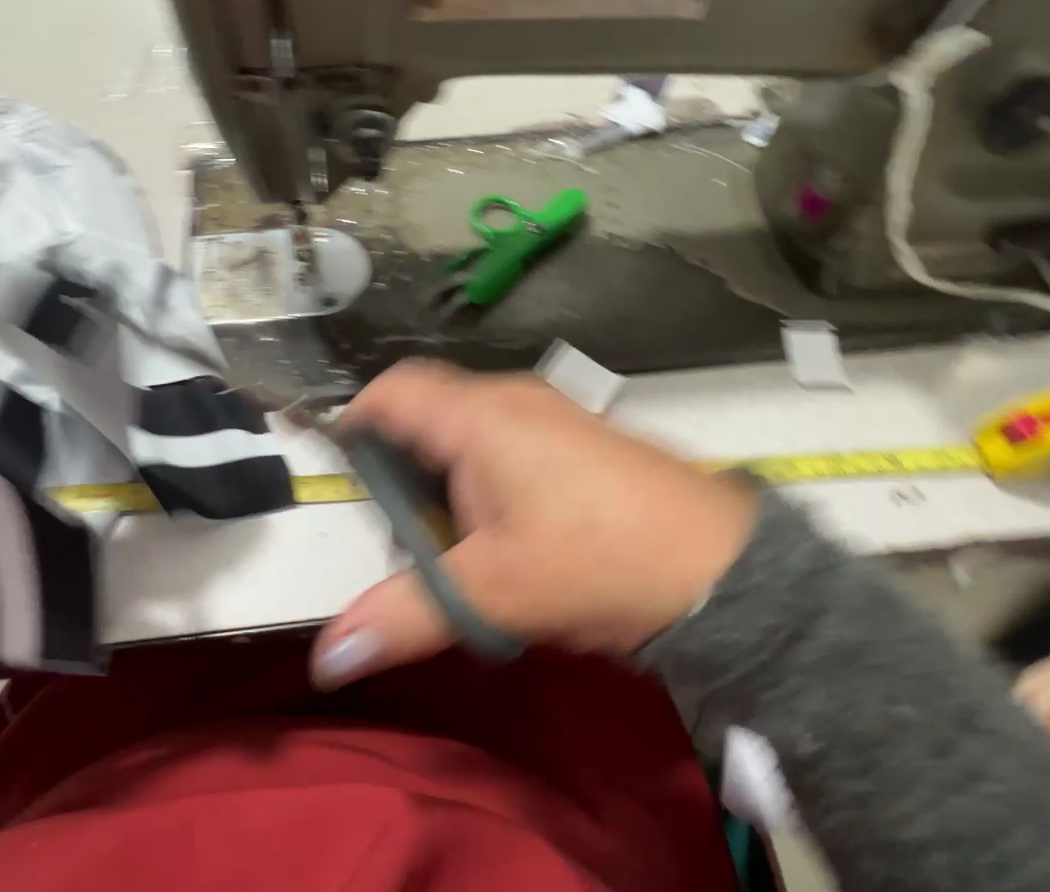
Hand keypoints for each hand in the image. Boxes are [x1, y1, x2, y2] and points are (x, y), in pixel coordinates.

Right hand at [311, 360, 755, 687]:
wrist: (721, 569)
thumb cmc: (598, 559)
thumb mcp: (493, 591)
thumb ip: (405, 616)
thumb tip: (329, 657)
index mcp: (480, 417)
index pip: (392, 392)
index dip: (354, 421)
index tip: (337, 470)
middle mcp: (512, 403)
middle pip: (427, 418)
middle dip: (402, 474)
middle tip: (405, 538)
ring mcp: (551, 420)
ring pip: (468, 439)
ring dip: (446, 490)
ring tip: (456, 551)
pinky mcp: (579, 447)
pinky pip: (507, 453)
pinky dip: (485, 491)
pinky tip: (504, 544)